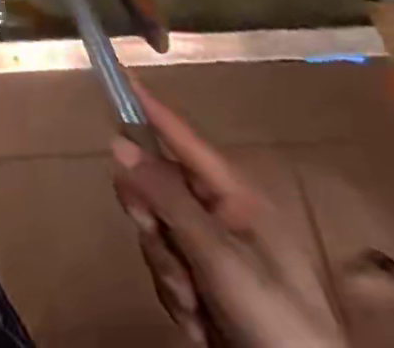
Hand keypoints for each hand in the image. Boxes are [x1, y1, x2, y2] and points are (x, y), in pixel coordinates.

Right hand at [111, 84, 344, 347]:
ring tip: (196, 303)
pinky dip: (173, 294)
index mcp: (235, 194)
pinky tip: (199, 319)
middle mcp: (218, 212)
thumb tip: (118, 142)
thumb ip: (168, 198)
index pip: (181, 137)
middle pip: (156, 186)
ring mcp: (208, 247)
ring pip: (154, 230)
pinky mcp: (200, 279)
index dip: (149, 107)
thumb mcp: (218, 256)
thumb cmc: (275, 316)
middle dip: (155, 222)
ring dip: (167, 269)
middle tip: (158, 236)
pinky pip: (161, 265)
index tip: (119, 73)